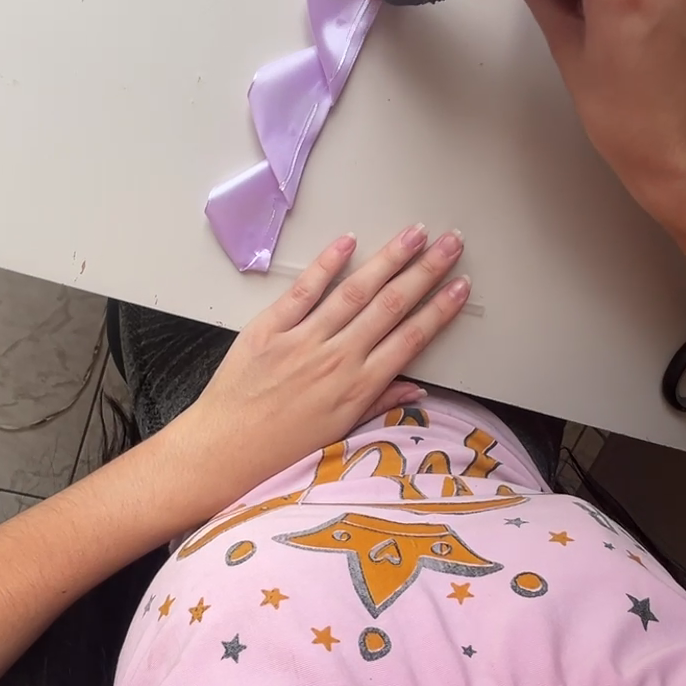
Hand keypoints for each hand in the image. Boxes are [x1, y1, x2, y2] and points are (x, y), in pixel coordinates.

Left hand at [165, 225, 469, 499]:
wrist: (224, 451)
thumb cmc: (281, 449)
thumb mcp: (340, 434)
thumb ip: (380, 404)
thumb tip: (417, 390)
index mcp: (358, 387)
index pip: (412, 338)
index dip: (440, 309)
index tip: (461, 285)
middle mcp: (337, 359)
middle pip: (392, 306)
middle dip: (426, 271)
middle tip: (451, 242)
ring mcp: (303, 341)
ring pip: (355, 292)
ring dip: (389, 259)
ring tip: (414, 234)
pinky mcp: (269, 329)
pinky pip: (303, 291)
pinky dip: (326, 264)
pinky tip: (348, 242)